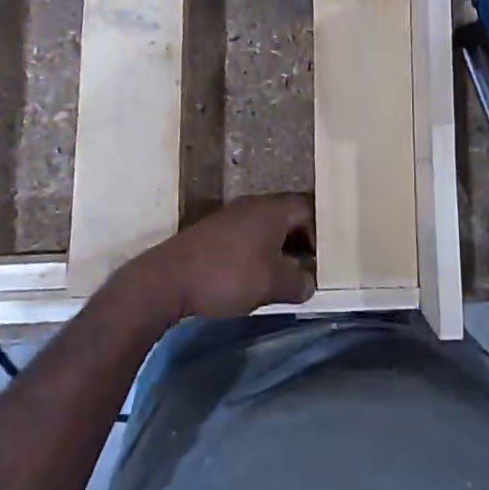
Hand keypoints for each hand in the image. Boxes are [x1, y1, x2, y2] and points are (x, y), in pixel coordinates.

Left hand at [150, 194, 315, 318]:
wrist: (166, 281)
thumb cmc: (227, 275)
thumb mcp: (272, 284)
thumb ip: (298, 283)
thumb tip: (308, 283)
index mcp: (273, 209)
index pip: (309, 209)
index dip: (321, 233)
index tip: (323, 258)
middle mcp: (254, 205)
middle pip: (288, 216)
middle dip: (301, 241)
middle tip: (308, 266)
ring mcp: (230, 216)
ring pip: (266, 227)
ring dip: (278, 248)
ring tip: (282, 274)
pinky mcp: (213, 232)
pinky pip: (247, 236)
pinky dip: (257, 252)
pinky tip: (253, 275)